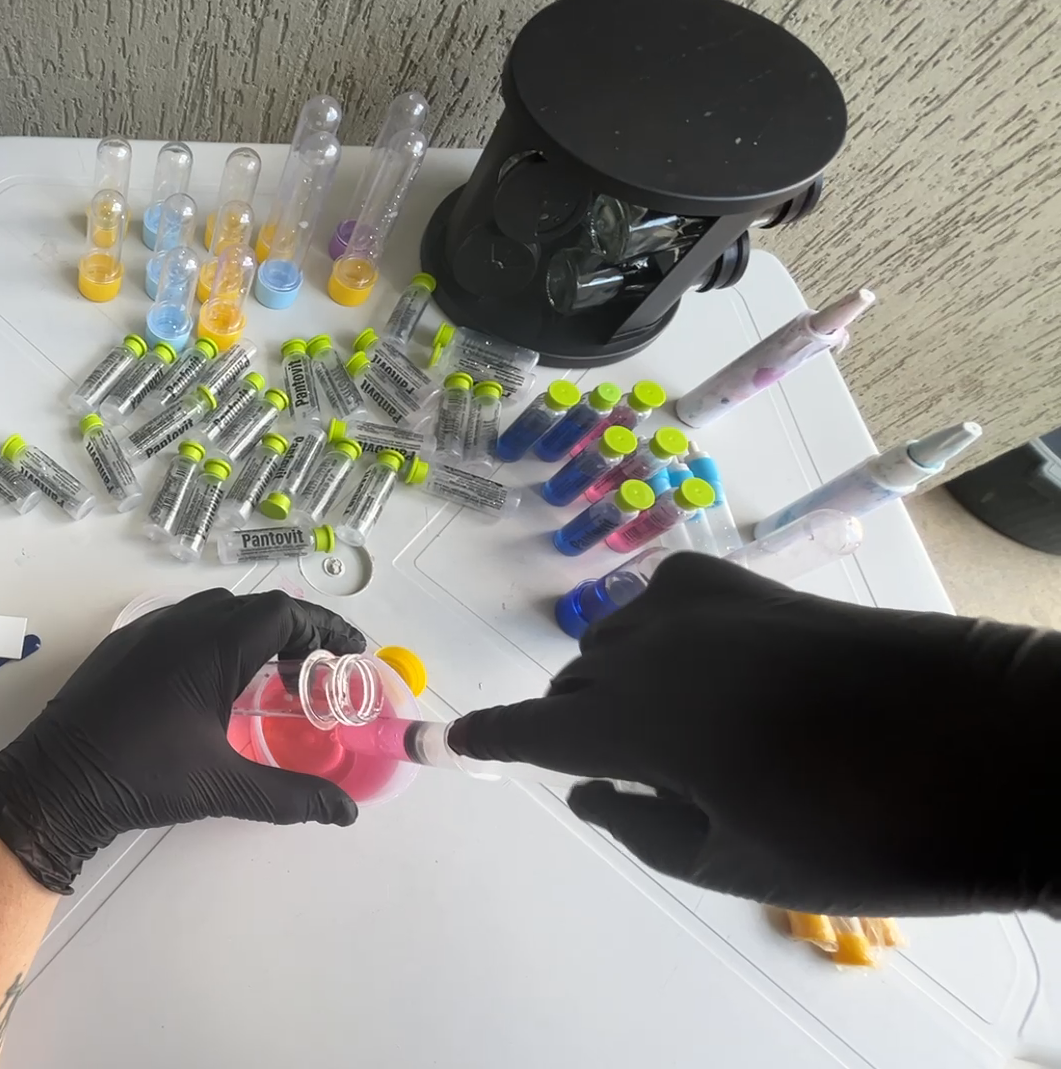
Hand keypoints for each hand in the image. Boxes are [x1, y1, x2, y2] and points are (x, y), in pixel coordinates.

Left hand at [0, 589, 364, 893]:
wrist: (57, 779)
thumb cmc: (143, 776)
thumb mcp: (225, 787)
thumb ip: (292, 795)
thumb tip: (344, 810)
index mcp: (210, 647)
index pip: (282, 614)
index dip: (323, 628)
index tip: (348, 654)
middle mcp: (179, 625)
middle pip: (252, 608)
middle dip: (292, 633)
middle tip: (314, 673)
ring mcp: (146, 630)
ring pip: (214, 611)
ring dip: (250, 633)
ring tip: (270, 676)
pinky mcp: (124, 644)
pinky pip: (181, 623)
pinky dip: (213, 638)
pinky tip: (215, 682)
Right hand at [450, 552, 1060, 916]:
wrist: (1018, 752)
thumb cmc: (876, 832)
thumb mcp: (743, 865)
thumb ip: (638, 830)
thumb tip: (584, 793)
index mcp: (635, 726)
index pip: (527, 730)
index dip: (483, 737)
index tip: (446, 740)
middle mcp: (642, 656)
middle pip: (569, 688)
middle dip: (581, 728)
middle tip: (641, 773)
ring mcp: (688, 610)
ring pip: (608, 647)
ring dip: (620, 683)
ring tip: (689, 720)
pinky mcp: (737, 584)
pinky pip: (655, 599)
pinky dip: (656, 629)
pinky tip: (702, 652)